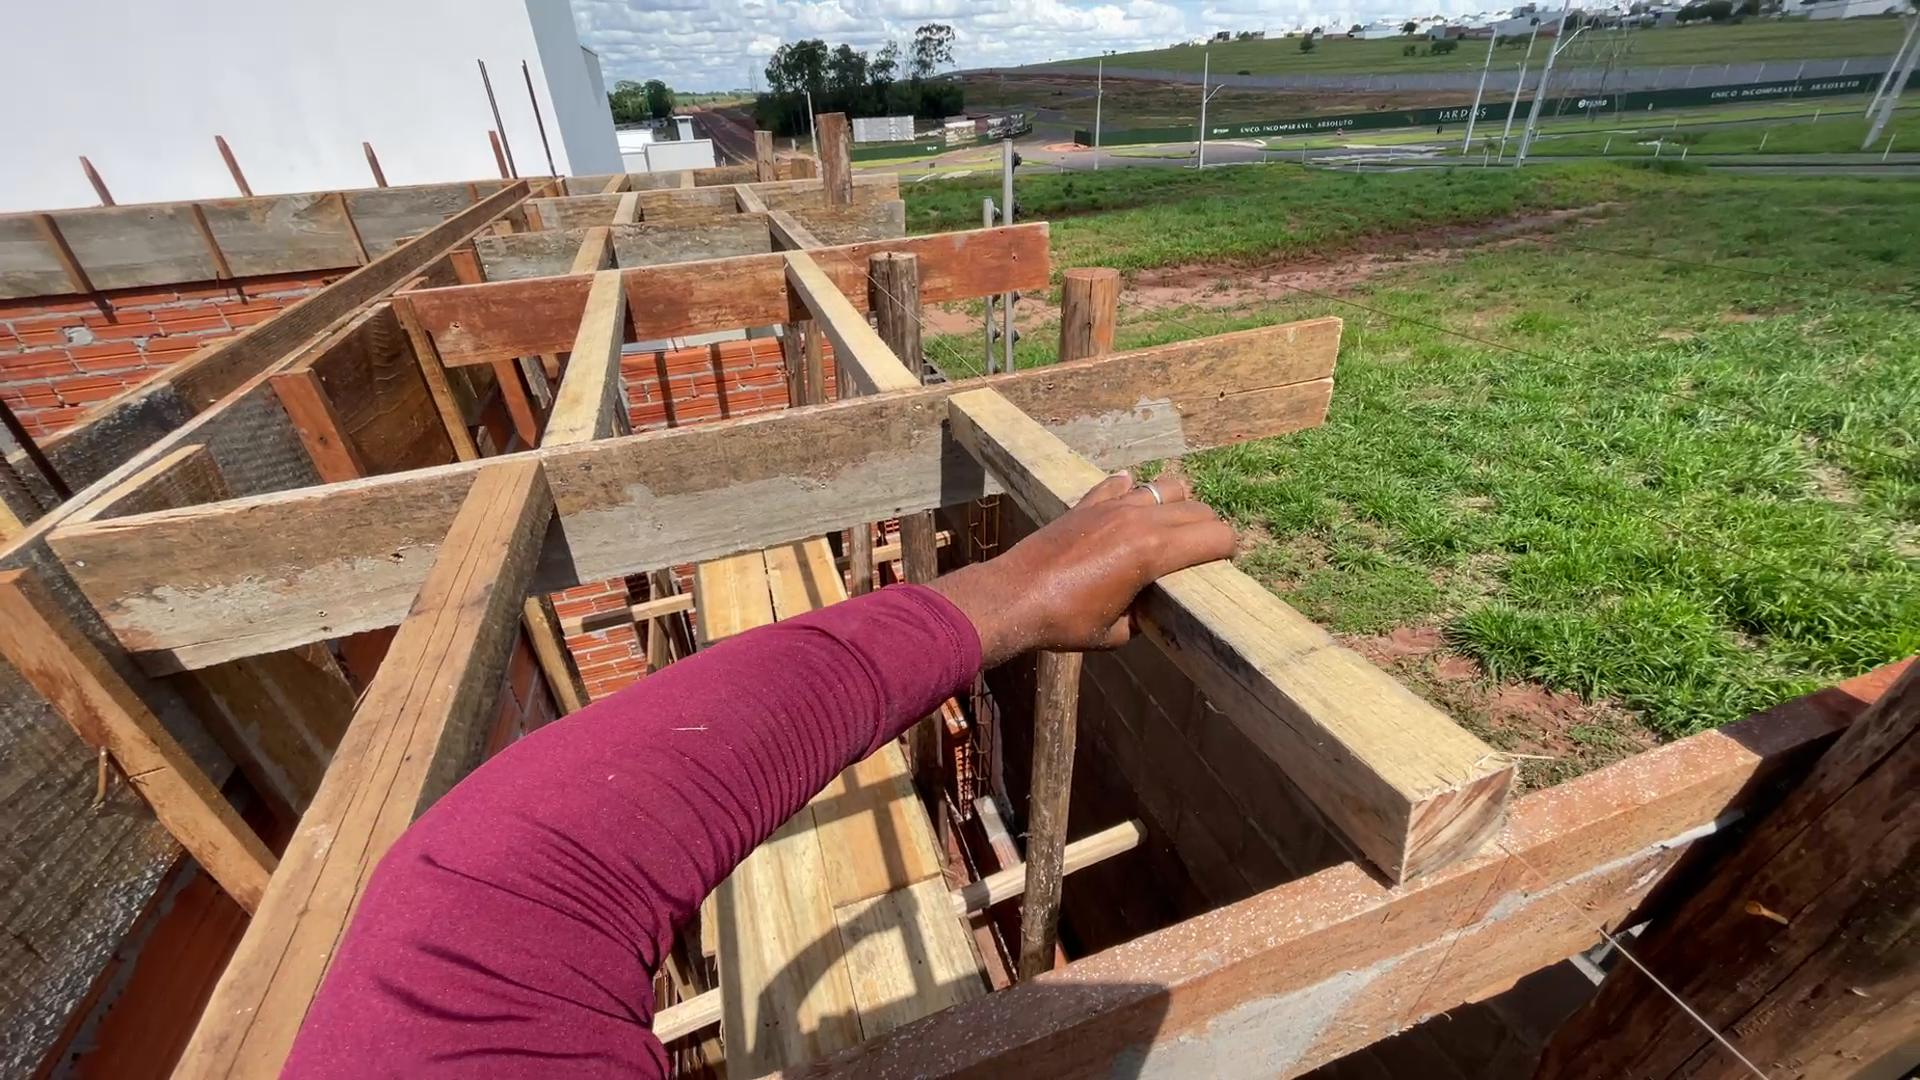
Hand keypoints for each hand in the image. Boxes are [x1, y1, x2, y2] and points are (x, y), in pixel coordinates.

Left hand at [928, 471, 1235, 666]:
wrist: (1013, 598)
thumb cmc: (1064, 621)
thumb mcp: (1118, 633)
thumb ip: (1145, 614)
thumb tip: (1150, 605)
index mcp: (1154, 551)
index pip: (1216, 535)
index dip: (1227, 550)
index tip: (1223, 564)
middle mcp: (1138, 519)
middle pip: (1197, 508)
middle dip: (1207, 530)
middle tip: (1200, 554)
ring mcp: (1111, 506)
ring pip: (1165, 485)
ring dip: (1177, 503)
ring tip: (1169, 527)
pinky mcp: (1086, 503)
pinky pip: (1120, 482)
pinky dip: (1132, 489)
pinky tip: (1129, 502)